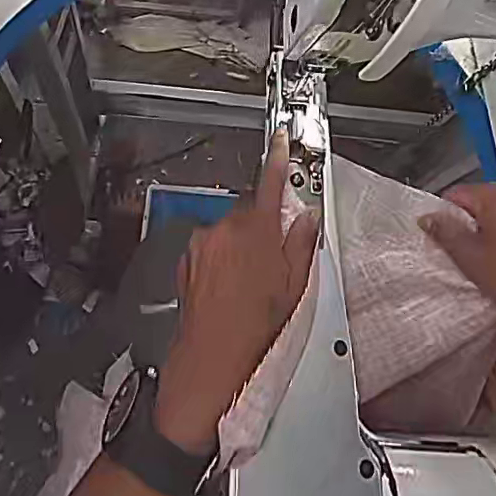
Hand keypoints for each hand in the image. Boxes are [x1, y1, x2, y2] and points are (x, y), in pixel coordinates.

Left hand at [156, 131, 320, 454]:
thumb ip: (302, 242)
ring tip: (249, 278)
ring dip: (241, 242)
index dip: (278, 157)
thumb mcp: (294, 285)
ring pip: (230, 227)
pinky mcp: (189, 256)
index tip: (281, 138)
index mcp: (257, 231)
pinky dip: (223, 254)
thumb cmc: (256, 325)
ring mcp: (203, 242)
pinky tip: (230, 284)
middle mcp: (226, 229)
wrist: (210, 357)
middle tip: (273, 254)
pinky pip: (212, 244)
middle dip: (262, 222)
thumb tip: (306, 217)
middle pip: (250, 208)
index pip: (270, 182)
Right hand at [420, 184, 495, 331]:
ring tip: (492, 258)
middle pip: (482, 199)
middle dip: (471, 220)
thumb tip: (430, 218)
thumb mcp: (470, 258)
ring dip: (495, 227)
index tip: (443, 234)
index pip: (457, 193)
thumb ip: (445, 232)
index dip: (445, 214)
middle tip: (467, 250)